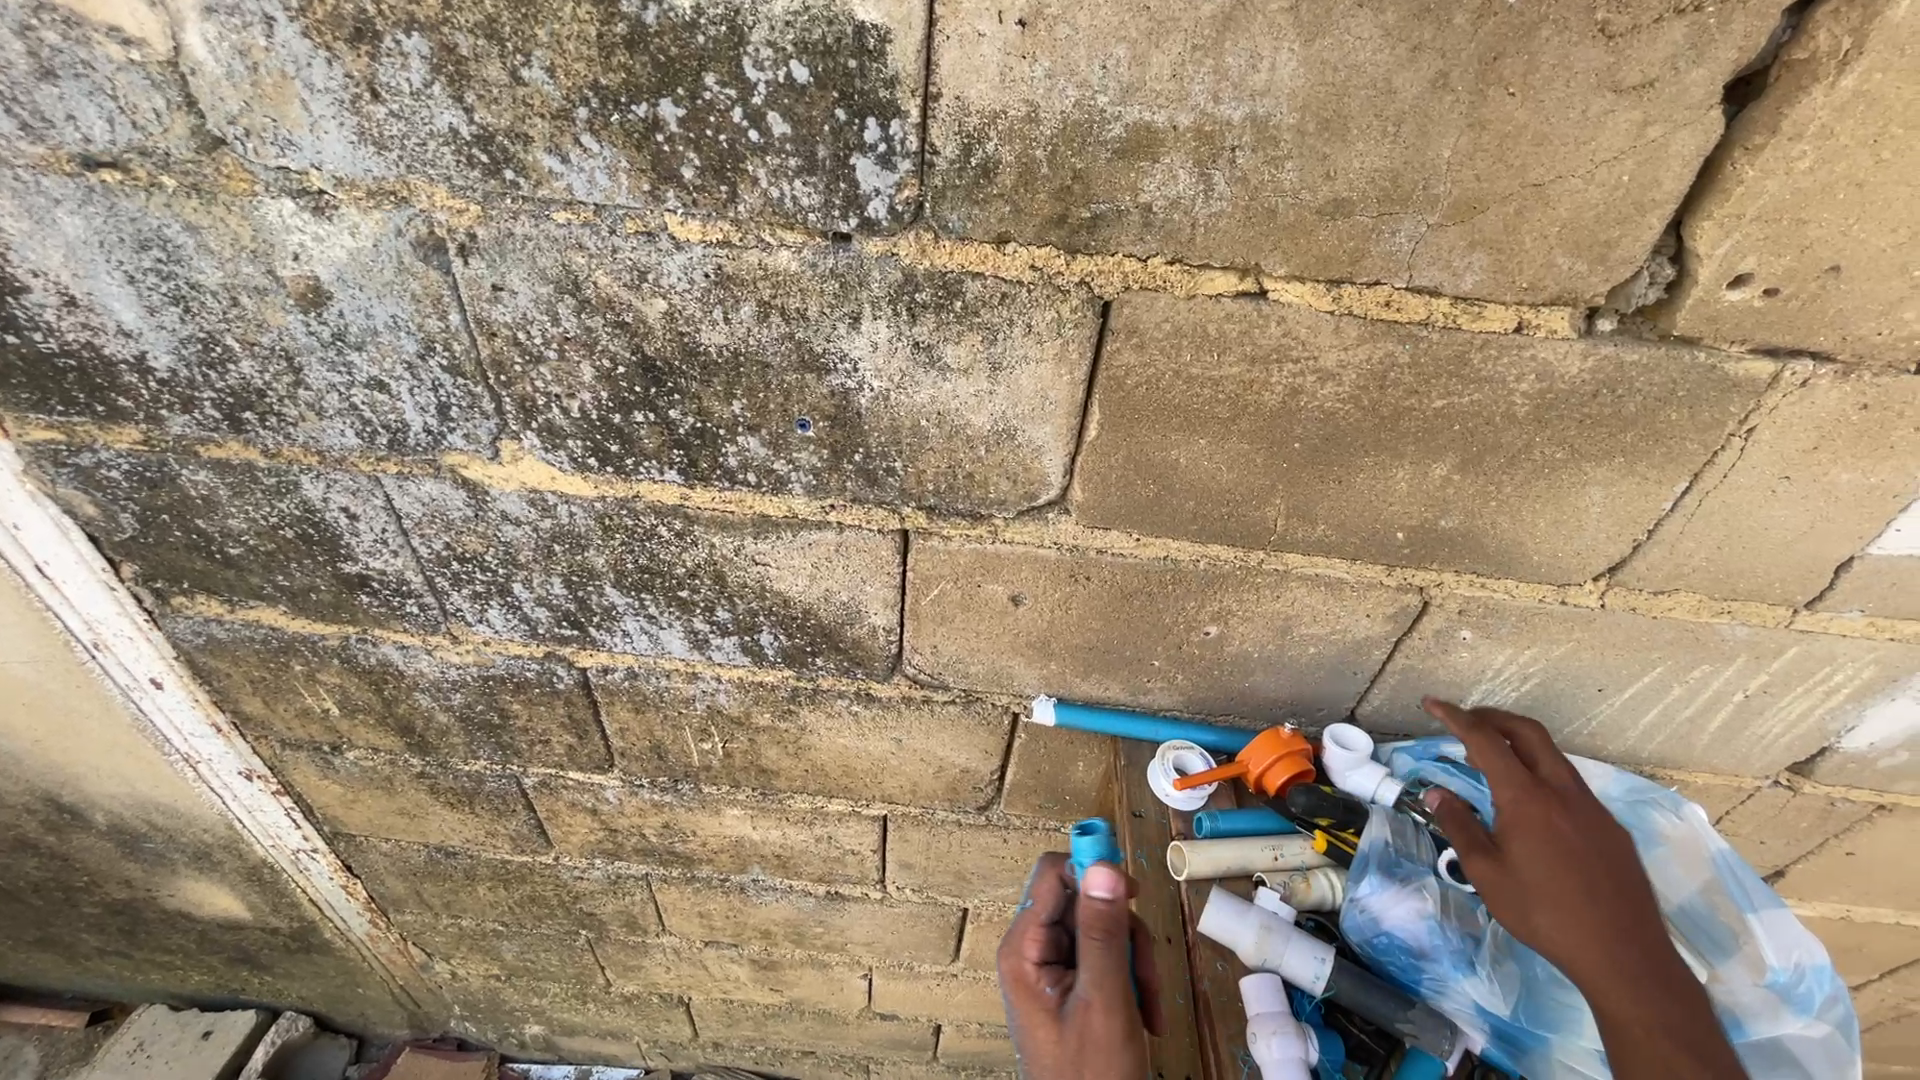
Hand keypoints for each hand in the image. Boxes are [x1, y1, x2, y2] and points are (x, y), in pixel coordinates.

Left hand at [997, 852, 1164, 1079]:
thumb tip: (1103, 864)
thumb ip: (1103, 932)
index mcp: (1024, 947)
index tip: (1132, 891)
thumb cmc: (1090, 1076)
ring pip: (1103, 929)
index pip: (1053, 874)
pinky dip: (1132, 980)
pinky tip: (1145, 1017)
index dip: (1092, 870)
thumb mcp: (1103, 1002)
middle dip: (1124, 935)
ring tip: (1148, 1008)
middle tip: (1147, 976)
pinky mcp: (1073, 984)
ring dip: (1135, 963)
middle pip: (1085, 902)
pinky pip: (1107, 957)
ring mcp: (1053, 967)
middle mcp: (1033, 949)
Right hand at [1421, 698, 1746, 1078]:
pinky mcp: (1611, 829)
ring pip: (1553, 757)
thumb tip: (1437, 793)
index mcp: (1527, 798)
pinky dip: (1541, 773)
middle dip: (1492, 717)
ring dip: (1518, 745)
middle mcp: (1563, 792)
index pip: (1485, 741)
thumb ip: (1459, 826)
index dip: (1455, 717)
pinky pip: (1570, 784)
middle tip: (1463, 720)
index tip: (1432, 704)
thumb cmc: (1543, 913)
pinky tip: (1530, 805)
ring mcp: (1593, 809)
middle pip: (1528, 732)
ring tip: (1489, 762)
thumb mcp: (1486, 872)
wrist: (1625, 956)